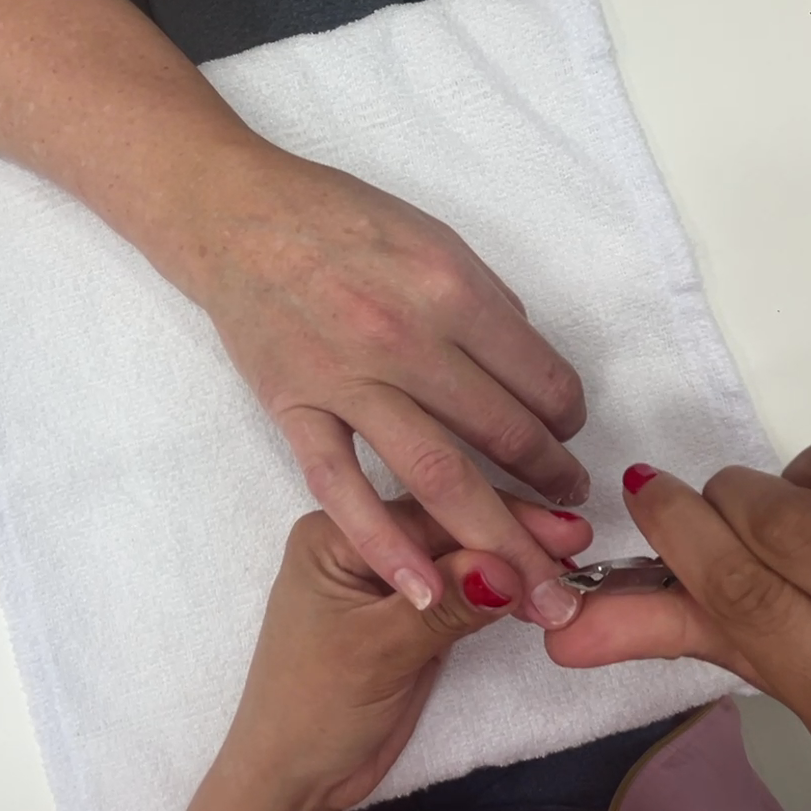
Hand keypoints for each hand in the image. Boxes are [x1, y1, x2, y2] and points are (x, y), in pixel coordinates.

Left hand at [136, 496, 590, 810]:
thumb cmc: (316, 707)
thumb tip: (511, 569)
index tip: (560, 535)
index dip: (494, 524)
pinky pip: (461, 590)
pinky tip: (539, 589)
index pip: (426, 516)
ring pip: (459, 559)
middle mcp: (362, 542)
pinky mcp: (410, 612)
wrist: (296, 779)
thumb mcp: (377, 652)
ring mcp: (389, 577)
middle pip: (446, 530)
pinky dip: (499, 592)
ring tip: (573, 567)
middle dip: (510, 539)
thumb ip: (444, 608)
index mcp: (335, 533)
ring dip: (512, 565)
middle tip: (579, 543)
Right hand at [164, 147, 589, 626]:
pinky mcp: (296, 410)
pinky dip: (384, 545)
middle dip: (552, 484)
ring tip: (534, 569)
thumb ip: (485, 303)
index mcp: (452, 288)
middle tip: (571, 511)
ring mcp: (347, 381)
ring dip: (496, 531)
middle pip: (503, 435)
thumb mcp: (432, 236)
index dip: (569, 417)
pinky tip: (423, 592)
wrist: (238, 218)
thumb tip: (527, 365)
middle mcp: (407, 340)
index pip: (541, 377)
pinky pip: (342, 488)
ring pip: (436, 475)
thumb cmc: (339, 218)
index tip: (568, 435)